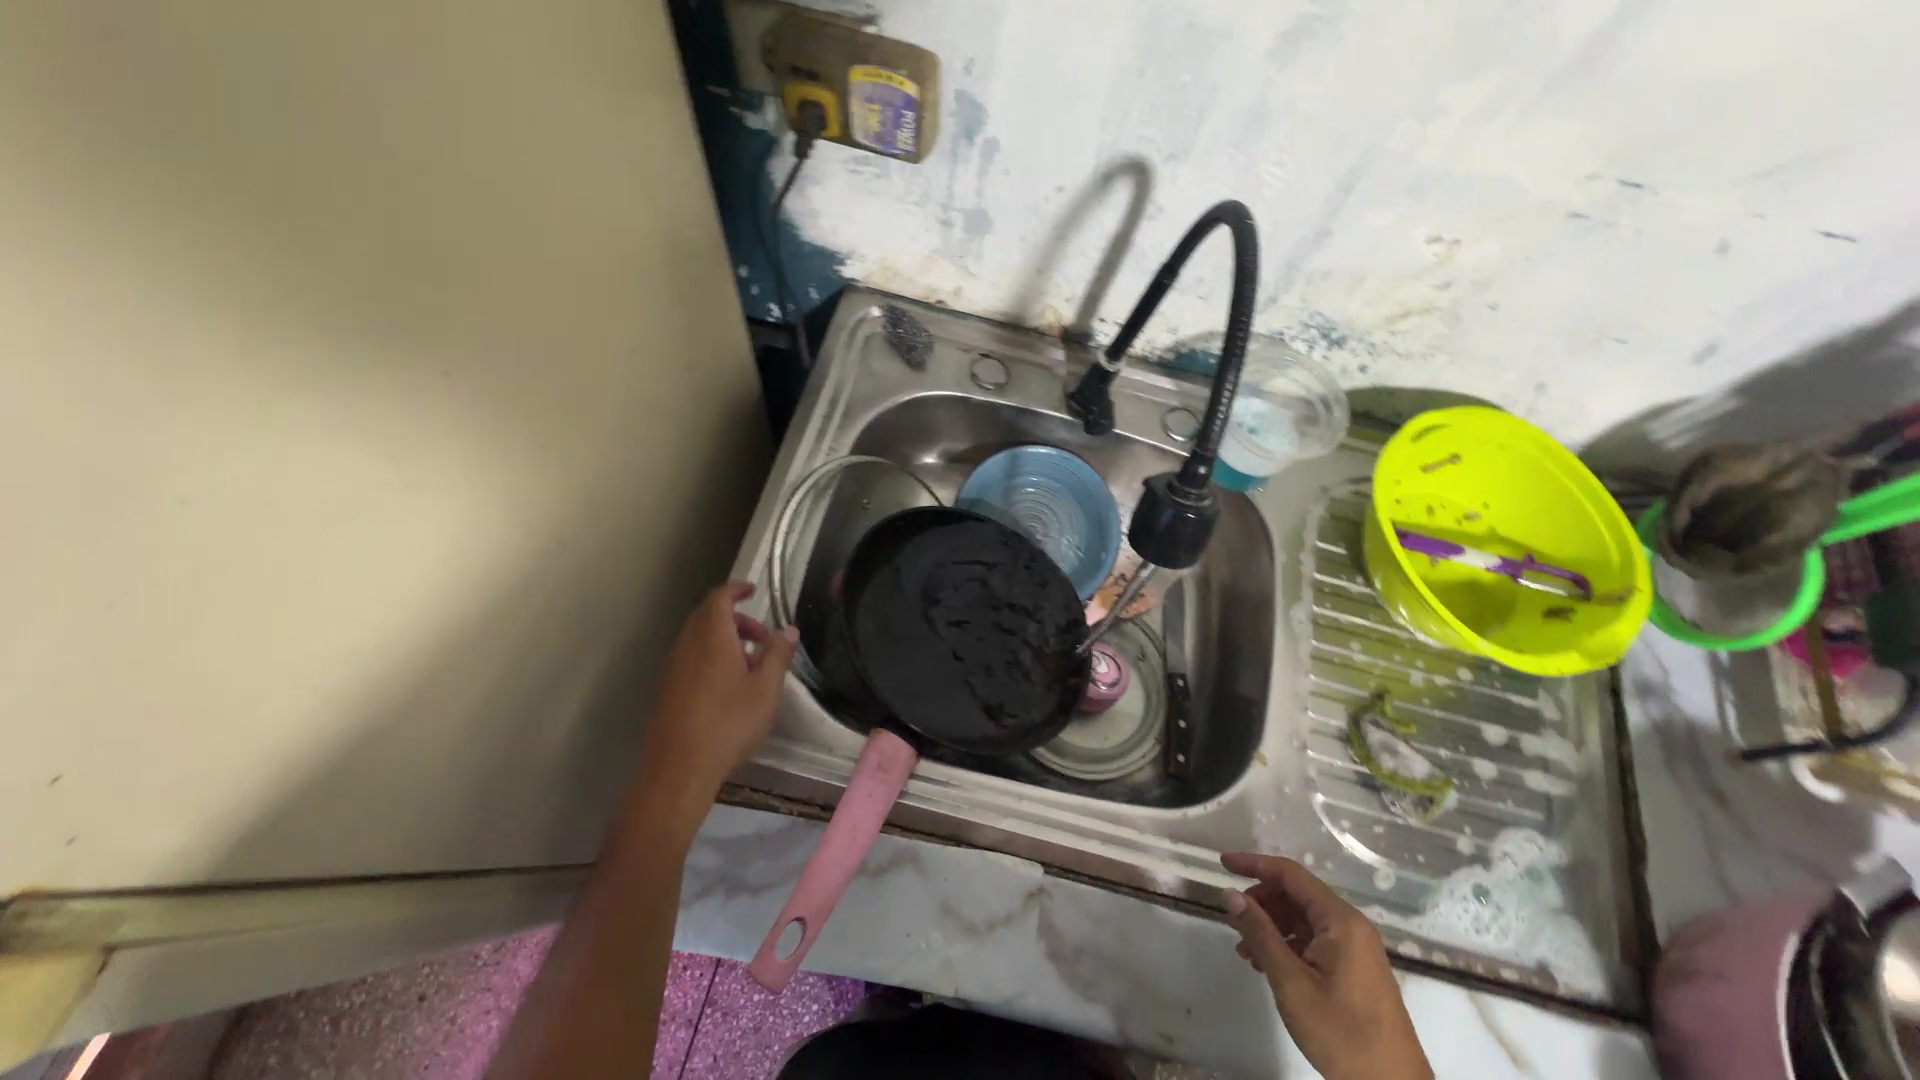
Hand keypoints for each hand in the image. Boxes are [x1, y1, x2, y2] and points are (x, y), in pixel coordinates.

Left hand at [635, 582, 796, 808]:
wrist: (680, 767)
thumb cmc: (729, 723)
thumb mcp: (765, 689)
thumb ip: (777, 654)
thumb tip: (789, 630)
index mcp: (712, 637)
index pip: (719, 598)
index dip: (736, 590)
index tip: (753, 591)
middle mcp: (687, 645)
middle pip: (707, 616)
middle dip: (735, 618)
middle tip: (762, 638)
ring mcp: (673, 667)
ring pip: (697, 638)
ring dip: (723, 640)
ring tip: (750, 665)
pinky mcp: (667, 689)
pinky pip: (690, 657)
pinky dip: (710, 656)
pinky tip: (727, 686)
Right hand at [1220, 853, 1432, 1079]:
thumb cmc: (1340, 1032)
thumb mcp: (1290, 982)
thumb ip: (1260, 933)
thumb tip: (1230, 894)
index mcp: (1340, 921)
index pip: (1291, 874)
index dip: (1254, 864)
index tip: (1222, 863)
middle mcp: (1352, 925)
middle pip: (1298, 895)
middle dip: (1262, 902)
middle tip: (1234, 925)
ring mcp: (1357, 948)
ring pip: (1305, 919)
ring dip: (1272, 926)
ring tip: (1247, 953)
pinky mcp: (1357, 968)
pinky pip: (1316, 940)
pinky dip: (1288, 944)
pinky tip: (1269, 966)